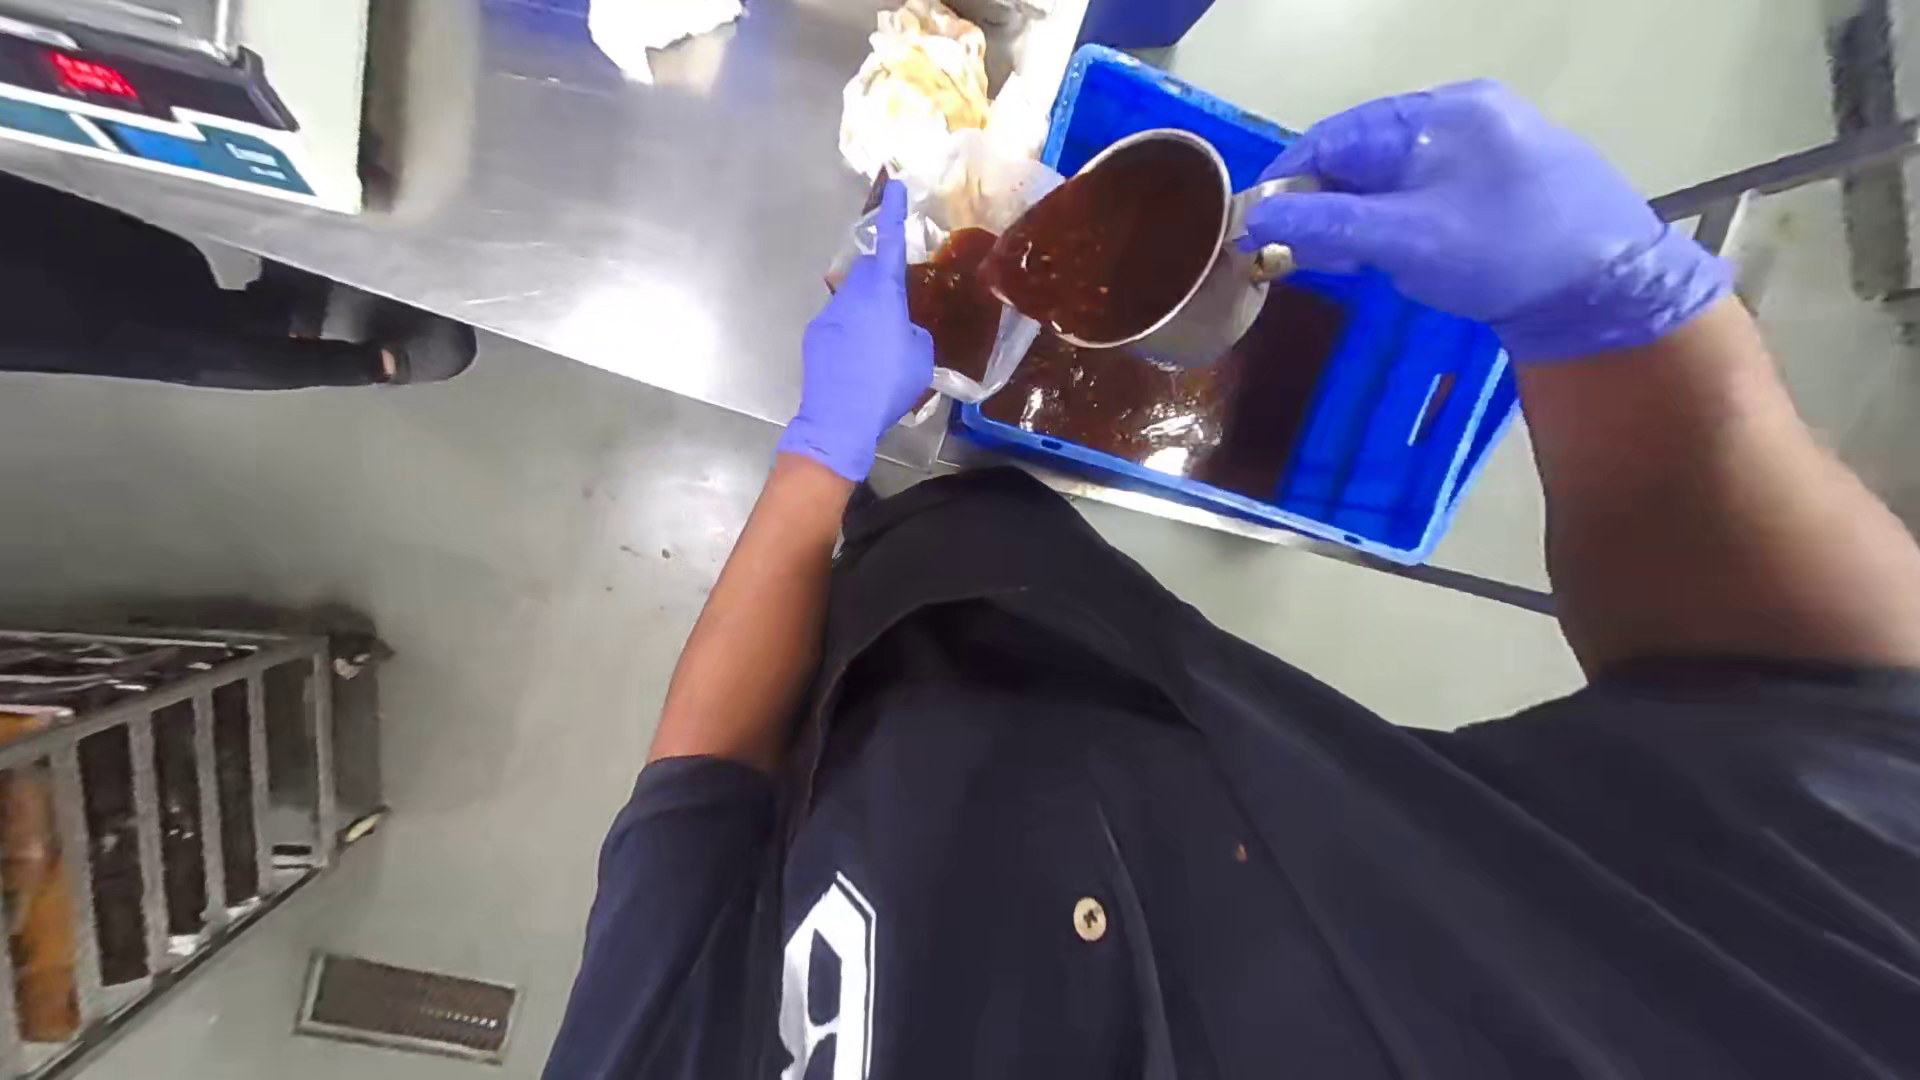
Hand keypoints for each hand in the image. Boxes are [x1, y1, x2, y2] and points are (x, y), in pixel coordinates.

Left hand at [778, 180, 933, 481]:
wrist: (839, 417)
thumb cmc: (888, 385)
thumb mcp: (921, 359)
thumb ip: (914, 333)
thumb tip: (903, 330)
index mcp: (882, 294)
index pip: (889, 244)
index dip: (894, 215)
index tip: (894, 187)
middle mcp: (851, 295)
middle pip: (866, 273)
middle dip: (880, 281)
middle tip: (895, 310)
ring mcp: (828, 315)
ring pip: (851, 301)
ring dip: (866, 314)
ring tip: (878, 349)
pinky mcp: (814, 336)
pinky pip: (838, 325)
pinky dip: (850, 335)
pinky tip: (858, 364)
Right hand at [1239, 80, 1730, 361]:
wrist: (1597, 285)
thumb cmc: (1498, 252)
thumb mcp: (1403, 238)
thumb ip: (1324, 224)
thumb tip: (1253, 217)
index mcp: (1435, 116)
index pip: (1331, 139)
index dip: (1283, 183)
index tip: (1253, 231)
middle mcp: (1448, 118)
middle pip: (1348, 157)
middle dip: (1310, 206)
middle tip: (1290, 256)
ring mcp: (1463, 148)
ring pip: (1369, 179)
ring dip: (1337, 220)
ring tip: (1330, 261)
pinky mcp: (1469, 180)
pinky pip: (1397, 194)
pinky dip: (1368, 224)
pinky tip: (1363, 254)